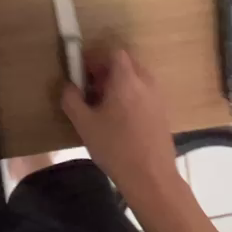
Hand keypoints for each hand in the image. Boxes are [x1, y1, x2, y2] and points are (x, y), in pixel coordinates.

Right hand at [60, 48, 178, 195]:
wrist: (151, 178)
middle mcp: (145, 83)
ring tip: (103, 107)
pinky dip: (130, 98)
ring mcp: (157, 98)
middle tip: (90, 90)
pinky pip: (144, 94)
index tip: (83, 73)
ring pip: (136, 80)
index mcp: (127, 80)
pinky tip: (119, 121)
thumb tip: (69, 87)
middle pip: (126, 65)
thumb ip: (72, 100)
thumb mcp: (84, 125)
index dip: (96, 59)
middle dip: (106, 72)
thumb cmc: (115, 148)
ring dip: (118, 86)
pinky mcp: (162, 113)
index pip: (114, 53)